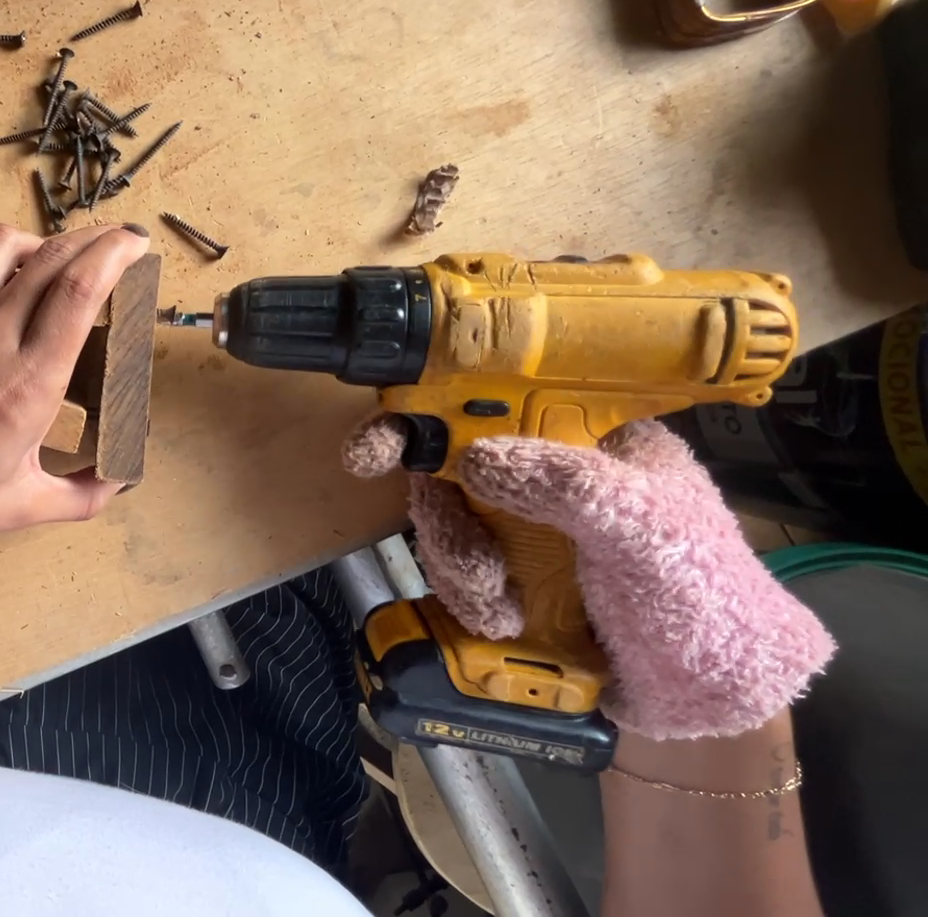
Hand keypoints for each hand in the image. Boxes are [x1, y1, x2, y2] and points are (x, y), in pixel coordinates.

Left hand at [0, 222, 150, 571]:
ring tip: (39, 261)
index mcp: (27, 386)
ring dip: (31, 242)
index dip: (116, 252)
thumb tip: (121, 481)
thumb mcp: (18, 509)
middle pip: (50, 257)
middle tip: (105, 246)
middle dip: (91, 238)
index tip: (134, 245)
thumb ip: (81, 495)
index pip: (80, 290)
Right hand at [345, 418, 834, 739]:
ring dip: (455, 567)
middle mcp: (543, 470)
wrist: (715, 696)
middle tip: (457, 556)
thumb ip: (568, 487)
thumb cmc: (704, 599)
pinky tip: (499, 620)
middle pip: (448, 466)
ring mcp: (519, 521)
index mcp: (586, 435)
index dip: (428, 412)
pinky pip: (449, 563)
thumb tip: (471, 458)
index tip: (382, 447)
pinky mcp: (504, 566)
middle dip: (442, 518)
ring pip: (444, 520)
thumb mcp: (647, 530)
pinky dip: (460, 594)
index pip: (494, 401)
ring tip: (498, 608)